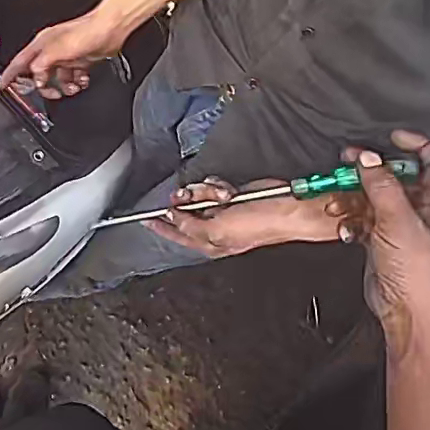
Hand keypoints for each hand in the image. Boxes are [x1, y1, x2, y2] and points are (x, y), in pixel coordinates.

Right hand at [0, 5, 133, 98]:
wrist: (110, 29)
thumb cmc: (86, 32)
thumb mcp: (56, 50)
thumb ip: (41, 65)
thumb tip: (36, 77)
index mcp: (42, 44)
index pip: (20, 62)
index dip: (10, 74)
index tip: (3, 85)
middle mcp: (52, 49)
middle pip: (39, 73)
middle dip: (44, 86)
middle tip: (51, 92)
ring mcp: (66, 55)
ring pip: (57, 77)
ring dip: (64, 86)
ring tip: (72, 87)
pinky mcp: (80, 60)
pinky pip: (73, 76)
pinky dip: (76, 82)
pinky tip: (81, 82)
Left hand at [145, 177, 351, 257]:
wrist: (284, 209)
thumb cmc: (257, 225)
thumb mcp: (217, 230)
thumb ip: (190, 225)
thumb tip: (173, 217)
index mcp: (207, 242)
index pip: (176, 234)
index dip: (160, 226)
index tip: (145, 218)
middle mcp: (212, 228)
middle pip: (185, 210)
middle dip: (188, 201)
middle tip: (190, 198)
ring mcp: (221, 211)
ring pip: (198, 195)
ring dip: (207, 192)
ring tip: (224, 196)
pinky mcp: (230, 197)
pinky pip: (211, 186)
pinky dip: (218, 186)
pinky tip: (229, 191)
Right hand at [352, 131, 429, 353]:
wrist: (414, 320)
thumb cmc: (423, 277)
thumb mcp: (400, 223)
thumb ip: (382, 188)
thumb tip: (368, 158)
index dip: (417, 144)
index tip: (391, 136)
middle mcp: (424, 214)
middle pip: (398, 179)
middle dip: (373, 169)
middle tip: (349, 161)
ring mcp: (402, 231)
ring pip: (377, 201)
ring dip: (356, 197)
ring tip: (338, 198)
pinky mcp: (384, 247)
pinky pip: (365, 224)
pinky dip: (353, 222)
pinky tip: (346, 228)